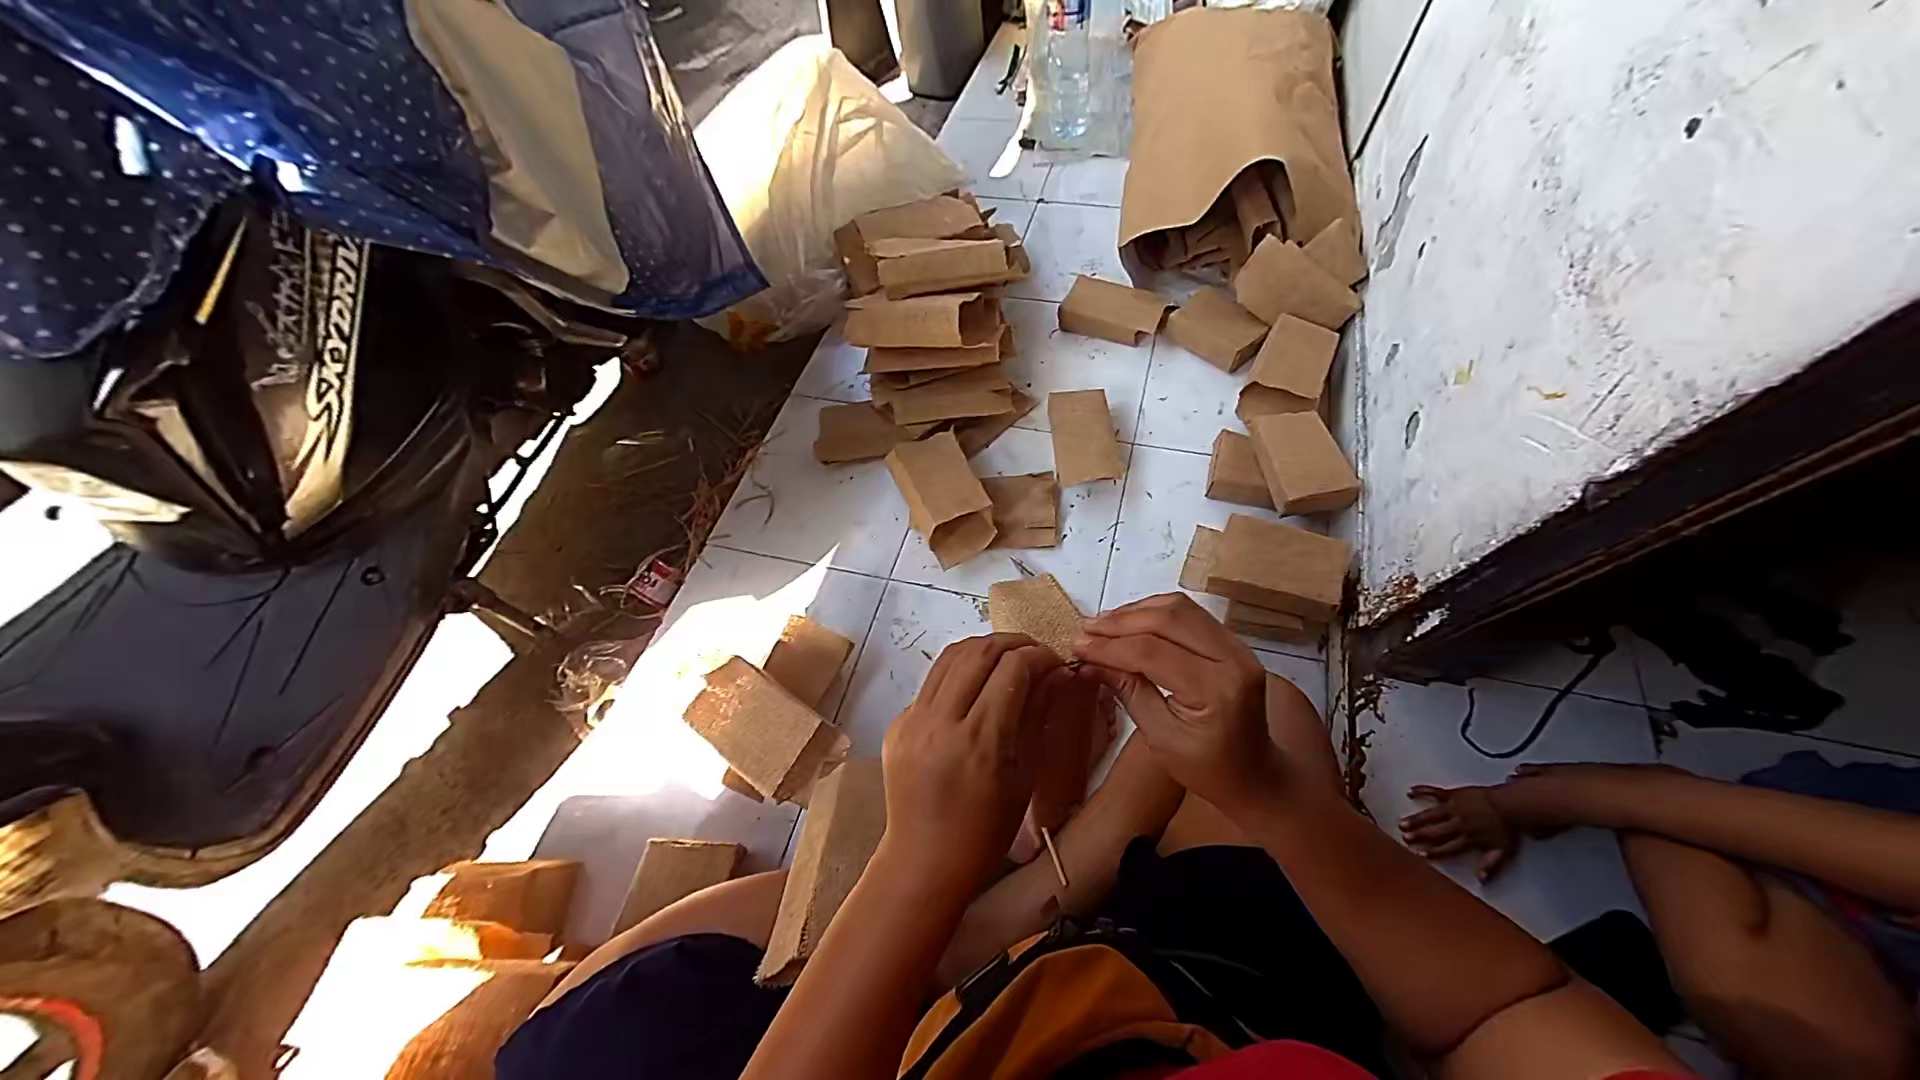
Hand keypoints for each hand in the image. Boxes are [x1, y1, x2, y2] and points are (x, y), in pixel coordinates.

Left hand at [880, 633, 1061, 896]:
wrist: (925, 860)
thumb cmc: (984, 832)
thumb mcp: (1024, 777)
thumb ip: (1037, 716)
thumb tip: (1056, 674)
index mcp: (980, 742)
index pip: (1013, 669)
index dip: (1040, 656)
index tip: (1055, 662)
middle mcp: (941, 723)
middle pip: (979, 652)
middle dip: (1013, 642)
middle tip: (1034, 651)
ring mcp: (913, 721)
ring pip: (951, 657)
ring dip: (983, 648)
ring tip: (1007, 656)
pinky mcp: (898, 723)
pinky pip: (932, 682)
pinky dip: (959, 672)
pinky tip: (976, 685)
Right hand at [1069, 593, 1278, 811]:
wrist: (1256, 774)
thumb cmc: (1207, 768)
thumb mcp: (1160, 737)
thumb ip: (1128, 691)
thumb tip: (1089, 662)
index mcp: (1216, 689)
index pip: (1152, 652)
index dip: (1110, 647)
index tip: (1078, 647)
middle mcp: (1233, 658)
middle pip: (1167, 619)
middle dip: (1119, 623)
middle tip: (1085, 630)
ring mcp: (1236, 646)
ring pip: (1178, 608)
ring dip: (1135, 612)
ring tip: (1102, 624)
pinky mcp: (1231, 641)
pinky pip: (1189, 613)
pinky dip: (1153, 612)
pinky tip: (1129, 623)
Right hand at [1400, 786, 1520, 880]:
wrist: (1510, 805)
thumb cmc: (1508, 828)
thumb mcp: (1504, 851)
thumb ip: (1491, 865)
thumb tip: (1481, 880)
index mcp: (1468, 838)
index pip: (1448, 848)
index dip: (1434, 851)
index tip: (1421, 854)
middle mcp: (1457, 824)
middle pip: (1435, 831)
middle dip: (1419, 835)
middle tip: (1405, 838)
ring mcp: (1452, 807)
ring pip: (1430, 815)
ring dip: (1416, 819)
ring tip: (1403, 823)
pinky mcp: (1452, 794)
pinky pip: (1433, 792)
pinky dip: (1421, 791)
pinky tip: (1411, 792)